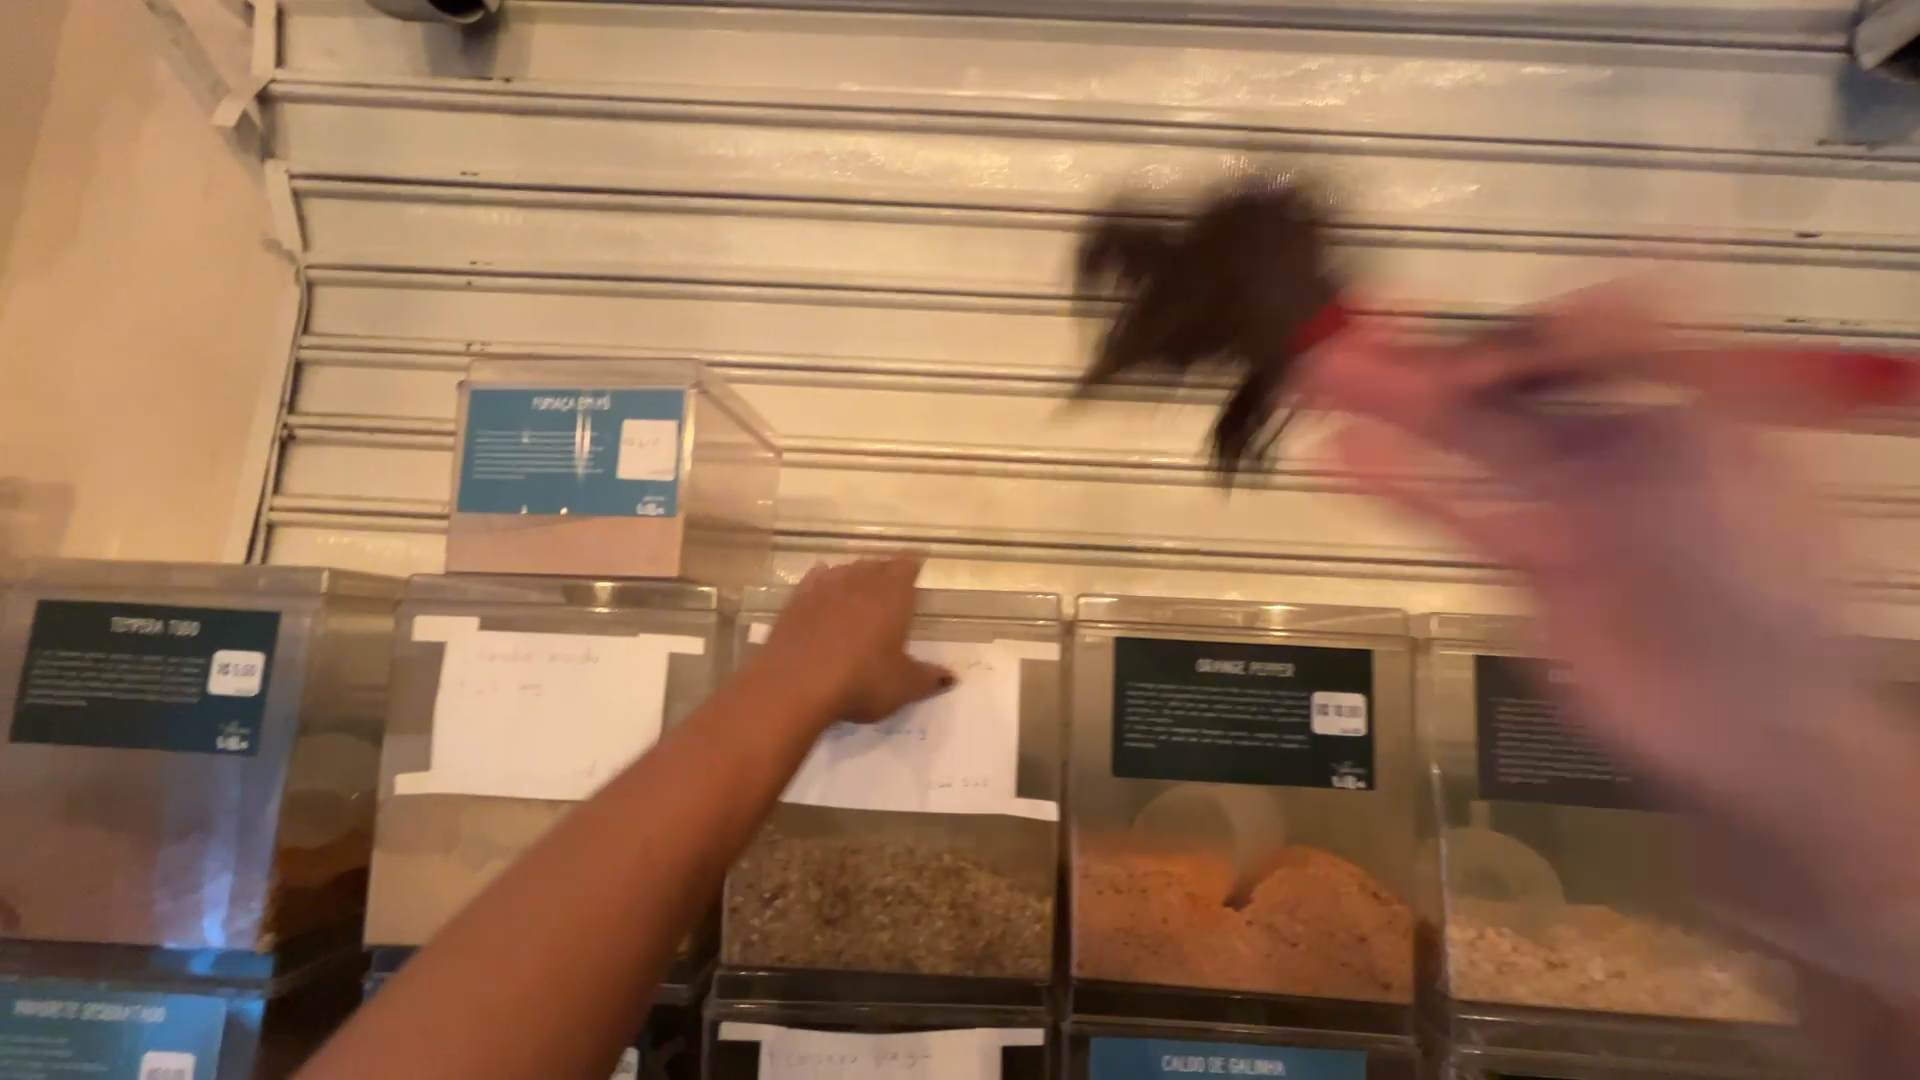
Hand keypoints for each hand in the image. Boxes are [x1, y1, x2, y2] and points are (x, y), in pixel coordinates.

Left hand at [751, 555, 954, 726]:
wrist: (794, 685)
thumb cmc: (861, 682)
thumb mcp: (902, 686)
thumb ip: (928, 679)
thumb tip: (951, 677)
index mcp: (892, 595)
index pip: (907, 567)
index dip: (912, 566)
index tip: (916, 567)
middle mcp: (859, 582)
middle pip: (876, 565)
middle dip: (885, 571)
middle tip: (891, 584)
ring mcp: (824, 588)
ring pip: (845, 570)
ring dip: (855, 575)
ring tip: (860, 587)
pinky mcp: (795, 601)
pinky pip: (815, 580)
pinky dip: (823, 581)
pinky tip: (823, 586)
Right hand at [1305, 282, 1919, 1074]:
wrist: (1743, 734)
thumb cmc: (1759, 600)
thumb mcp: (1733, 467)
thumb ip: (1672, 369)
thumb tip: (1602, 284)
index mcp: (1680, 410)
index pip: (1583, 345)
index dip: (1511, 339)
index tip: (1457, 360)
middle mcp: (1617, 446)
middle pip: (1504, 392)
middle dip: (1422, 363)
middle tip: (1339, 339)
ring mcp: (1564, 505)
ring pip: (1466, 445)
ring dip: (1392, 412)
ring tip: (1319, 381)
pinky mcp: (1526, 559)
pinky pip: (1454, 512)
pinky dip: (1397, 486)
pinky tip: (1341, 459)